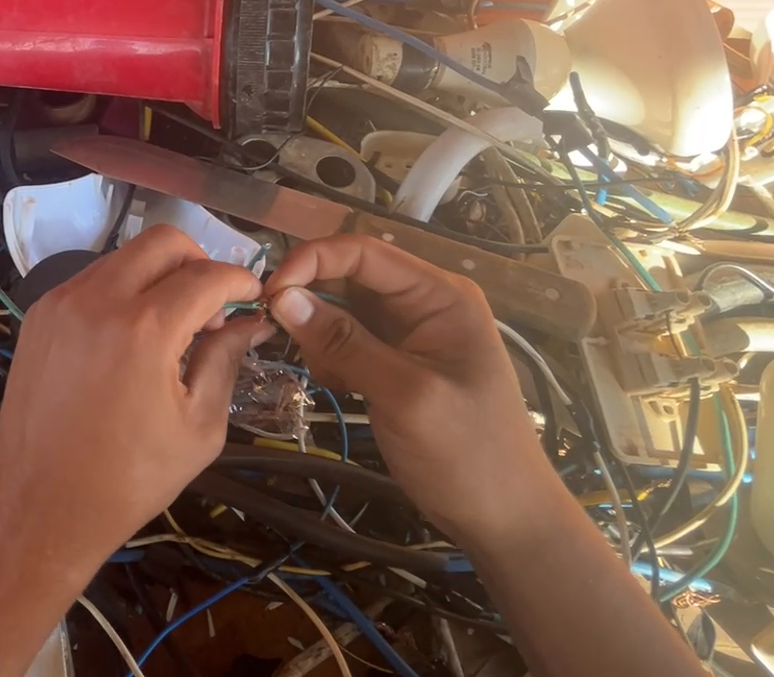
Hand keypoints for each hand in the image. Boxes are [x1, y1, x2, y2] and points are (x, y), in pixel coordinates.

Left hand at [0, 225, 268, 565]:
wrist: (41, 503)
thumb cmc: (129, 477)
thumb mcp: (198, 426)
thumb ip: (226, 360)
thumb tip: (252, 322)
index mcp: (145, 328)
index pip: (207, 275)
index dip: (239, 281)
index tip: (253, 297)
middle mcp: (99, 298)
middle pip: (162, 241)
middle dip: (199, 261)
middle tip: (212, 303)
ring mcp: (62, 300)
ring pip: (123, 255)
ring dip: (157, 274)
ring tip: (171, 322)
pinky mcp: (40, 312)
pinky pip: (91, 278)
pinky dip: (121, 289)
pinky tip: (129, 332)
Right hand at [265, 235, 561, 548]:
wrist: (504, 521)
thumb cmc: (468, 455)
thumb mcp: (403, 395)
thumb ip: (343, 343)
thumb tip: (281, 297)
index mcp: (439, 295)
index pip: (361, 251)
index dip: (310, 261)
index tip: (269, 294)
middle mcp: (421, 302)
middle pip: (345, 275)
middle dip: (310, 301)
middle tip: (285, 338)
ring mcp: (406, 331)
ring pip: (337, 306)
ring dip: (318, 334)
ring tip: (332, 377)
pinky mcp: (391, 357)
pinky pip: (342, 337)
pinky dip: (328, 356)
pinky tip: (340, 387)